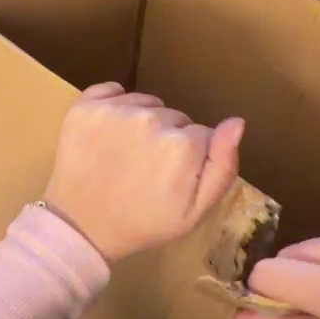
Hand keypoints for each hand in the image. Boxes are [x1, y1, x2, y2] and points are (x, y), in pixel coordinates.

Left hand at [42, 83, 243, 263]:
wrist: (82, 227)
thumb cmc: (144, 223)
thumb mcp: (195, 211)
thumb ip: (223, 166)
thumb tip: (236, 122)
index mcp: (182, 144)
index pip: (202, 134)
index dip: (192, 157)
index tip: (173, 178)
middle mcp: (150, 119)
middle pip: (173, 117)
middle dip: (168, 139)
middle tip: (148, 170)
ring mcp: (114, 110)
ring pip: (145, 103)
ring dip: (142, 122)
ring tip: (127, 156)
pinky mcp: (84, 107)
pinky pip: (111, 90)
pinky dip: (113, 105)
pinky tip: (109, 134)